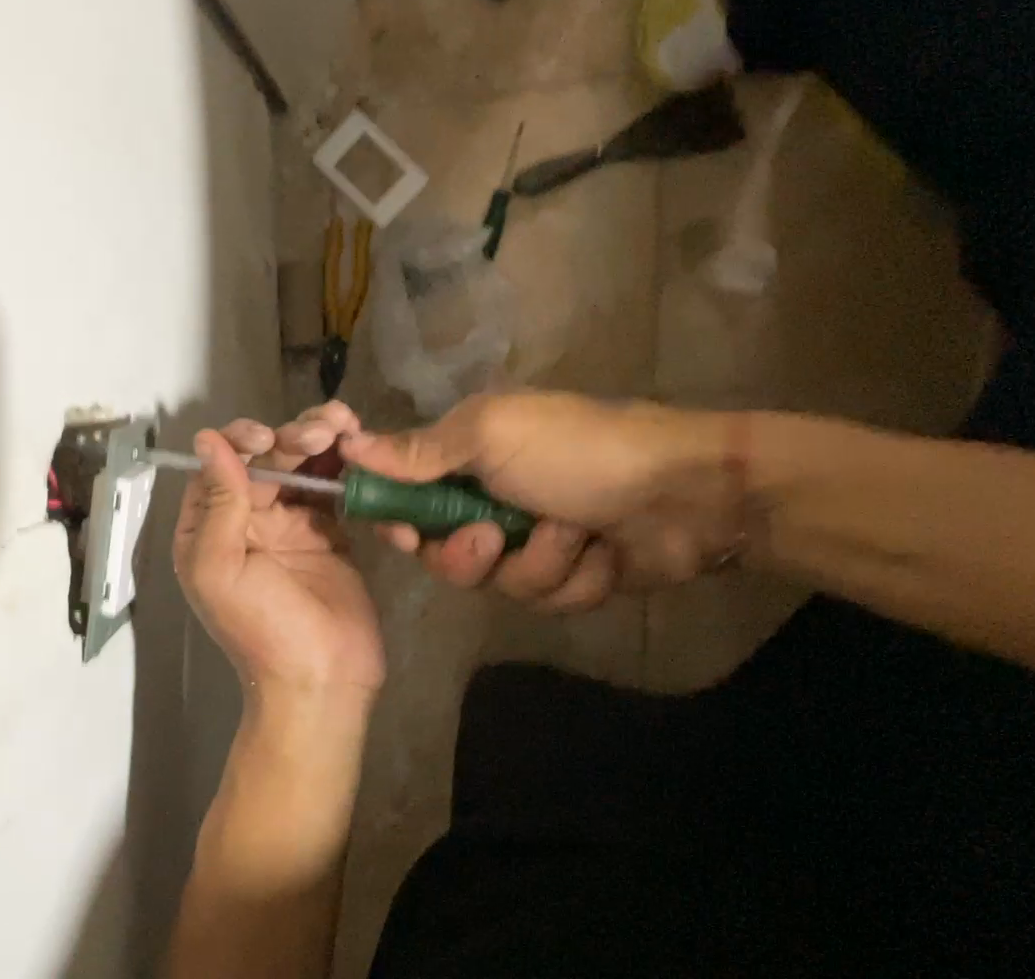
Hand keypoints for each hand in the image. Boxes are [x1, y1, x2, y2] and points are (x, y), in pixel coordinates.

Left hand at [172, 403, 383, 698]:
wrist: (321, 681)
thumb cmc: (261, 628)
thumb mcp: (221, 566)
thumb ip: (218, 502)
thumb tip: (206, 438)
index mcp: (208, 527)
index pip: (218, 464)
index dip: (241, 439)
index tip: (269, 437)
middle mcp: (245, 519)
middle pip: (265, 458)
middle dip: (291, 435)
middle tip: (325, 430)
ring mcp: (289, 525)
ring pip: (301, 466)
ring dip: (320, 439)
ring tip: (345, 423)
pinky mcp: (329, 534)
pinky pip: (333, 490)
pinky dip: (345, 467)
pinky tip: (360, 448)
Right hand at [341, 392, 738, 611]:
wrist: (688, 492)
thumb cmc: (578, 451)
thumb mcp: (489, 436)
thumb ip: (419, 450)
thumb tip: (346, 444)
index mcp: (468, 459)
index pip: (409, 498)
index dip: (402, 522)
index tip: (407, 533)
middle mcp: (493, 500)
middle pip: (446, 553)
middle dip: (470, 554)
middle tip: (494, 536)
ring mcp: (534, 540)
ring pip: (497, 583)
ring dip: (537, 563)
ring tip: (575, 533)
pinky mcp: (573, 575)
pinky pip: (547, 598)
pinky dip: (576, 579)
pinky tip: (604, 554)